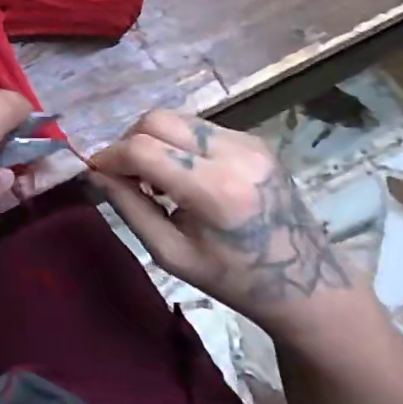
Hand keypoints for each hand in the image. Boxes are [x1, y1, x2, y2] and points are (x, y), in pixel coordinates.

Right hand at [91, 110, 378, 340]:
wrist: (308, 284)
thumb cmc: (234, 279)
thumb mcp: (170, 253)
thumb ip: (128, 207)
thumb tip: (94, 174)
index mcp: (215, 190)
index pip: (142, 149)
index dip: (109, 157)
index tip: (96, 174)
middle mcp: (235, 154)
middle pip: (157, 119)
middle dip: (128, 142)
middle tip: (124, 174)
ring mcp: (249, 143)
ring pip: (176, 118)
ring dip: (151, 140)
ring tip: (153, 177)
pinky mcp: (255, 141)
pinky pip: (198, 127)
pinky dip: (175, 143)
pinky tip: (180, 175)